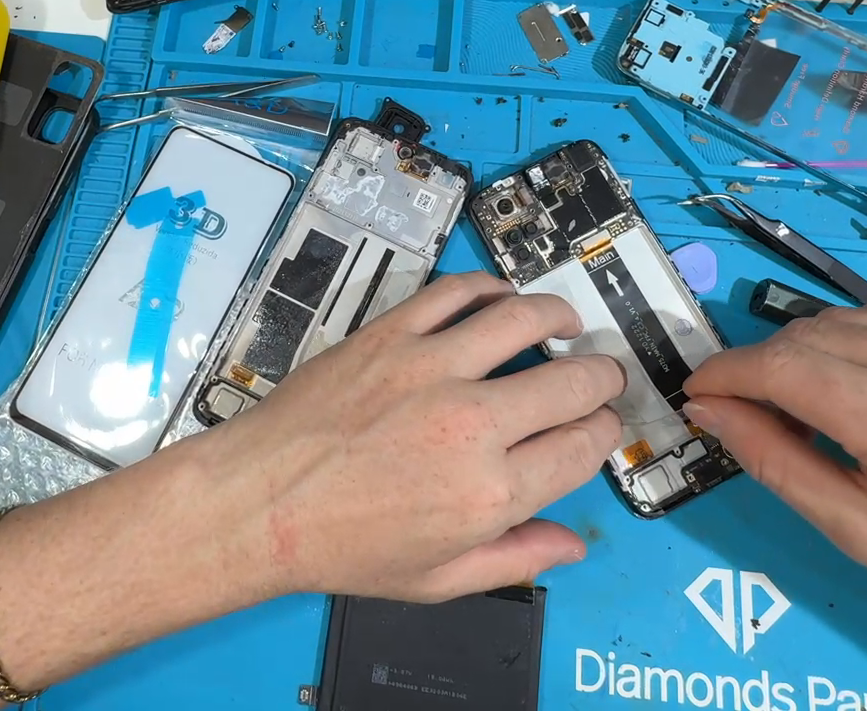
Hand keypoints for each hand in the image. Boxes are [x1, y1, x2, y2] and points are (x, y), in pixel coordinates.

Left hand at [204, 272, 624, 602]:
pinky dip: (489, 287)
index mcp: (489, 493)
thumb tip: (573, 542)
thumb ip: (513, 559)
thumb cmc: (343, 544)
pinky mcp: (392, 333)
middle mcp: (471, 424)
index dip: (604, 430)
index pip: (581, 447)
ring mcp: (430, 368)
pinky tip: (501, 295)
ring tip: (566, 319)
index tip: (603, 421)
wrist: (263, 499)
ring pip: (522, 319)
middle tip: (601, 371)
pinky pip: (456, 292)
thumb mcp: (436, 579)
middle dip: (600, 375)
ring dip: (558, 314)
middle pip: (570, 380)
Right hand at [682, 307, 866, 710]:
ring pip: (843, 318)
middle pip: (806, 335)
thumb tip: (708, 410)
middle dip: (759, 365)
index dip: (725, 373)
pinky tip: (854, 383)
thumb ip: (772, 460)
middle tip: (742, 408)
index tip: (695, 391)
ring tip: (797, 399)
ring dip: (801, 350)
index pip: (782, 367)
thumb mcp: (861, 533)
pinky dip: (850, 342)